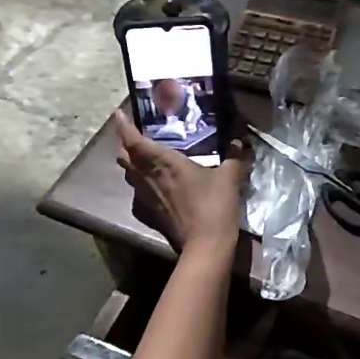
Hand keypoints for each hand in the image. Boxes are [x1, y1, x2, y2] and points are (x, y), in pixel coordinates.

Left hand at [112, 109, 244, 254]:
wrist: (205, 245)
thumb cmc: (214, 205)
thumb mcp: (229, 177)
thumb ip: (234, 157)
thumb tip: (240, 142)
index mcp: (163, 162)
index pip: (133, 140)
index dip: (123, 126)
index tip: (119, 113)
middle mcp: (148, 177)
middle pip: (124, 156)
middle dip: (124, 143)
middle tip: (134, 134)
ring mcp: (145, 197)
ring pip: (128, 175)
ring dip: (131, 164)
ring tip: (142, 157)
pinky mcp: (149, 214)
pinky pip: (137, 194)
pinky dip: (139, 185)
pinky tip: (152, 185)